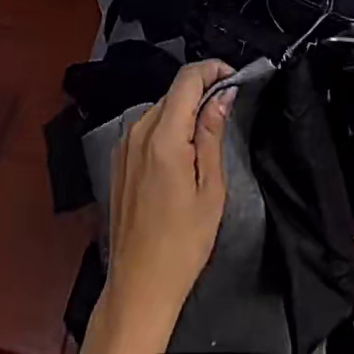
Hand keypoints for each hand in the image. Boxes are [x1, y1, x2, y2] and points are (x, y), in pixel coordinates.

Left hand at [85, 59, 234, 353]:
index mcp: (163, 137)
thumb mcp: (211, 187)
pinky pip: (148, 127)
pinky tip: (184, 152)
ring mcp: (124, 146)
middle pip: (174, 91)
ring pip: (162, 107)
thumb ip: (213, 133)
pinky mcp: (119, 159)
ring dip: (186, 110)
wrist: (139, 285)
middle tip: (228, 109)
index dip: (213, 69)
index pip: (187, 78)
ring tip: (209, 134)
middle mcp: (138, 133)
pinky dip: (169, 126)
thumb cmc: (181, 243)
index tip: (234, 77)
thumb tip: (223, 95)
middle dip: (203, 91)